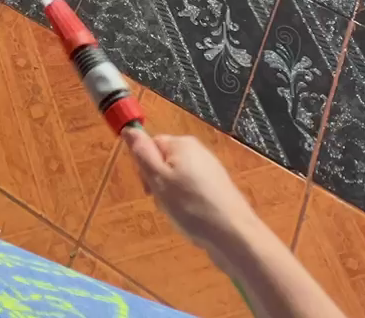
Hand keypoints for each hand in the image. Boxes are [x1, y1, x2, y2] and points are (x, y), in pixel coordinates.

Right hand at [122, 127, 269, 269]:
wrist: (236, 237)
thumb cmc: (192, 207)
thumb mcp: (158, 179)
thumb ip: (141, 152)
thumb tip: (129, 128)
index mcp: (181, 144)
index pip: (151, 145)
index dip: (145, 168)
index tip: (150, 189)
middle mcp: (197, 151)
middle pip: (165, 161)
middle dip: (160, 183)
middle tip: (164, 203)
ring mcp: (211, 170)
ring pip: (178, 179)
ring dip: (173, 196)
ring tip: (180, 215)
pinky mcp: (220, 189)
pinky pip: (193, 190)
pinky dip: (189, 203)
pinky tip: (194, 219)